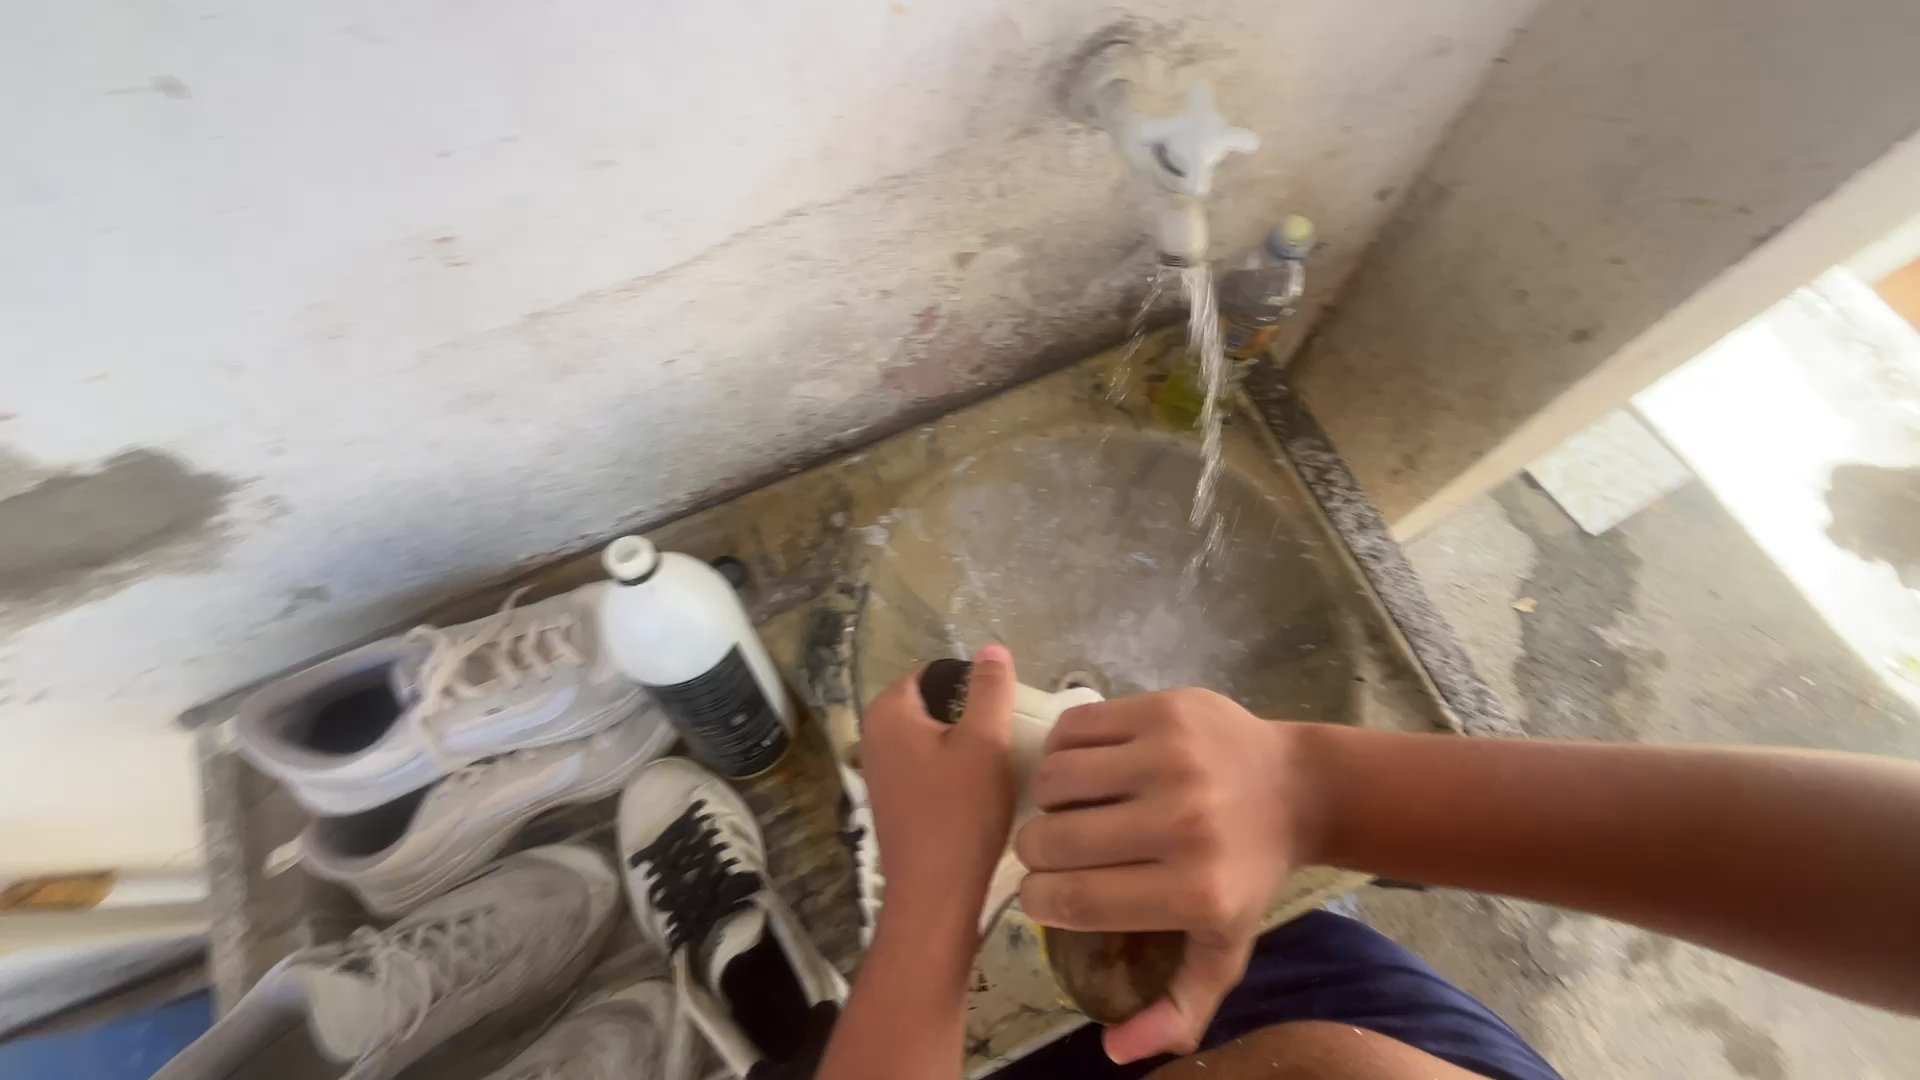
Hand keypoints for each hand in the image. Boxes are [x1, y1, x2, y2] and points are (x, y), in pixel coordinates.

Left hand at [860, 645, 1019, 935]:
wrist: (935, 897)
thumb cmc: (960, 813)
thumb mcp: (985, 741)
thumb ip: (990, 688)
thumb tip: (991, 649)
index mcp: (888, 711)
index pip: (937, 672)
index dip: (974, 686)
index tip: (1004, 713)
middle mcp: (873, 735)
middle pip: (934, 704)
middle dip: (971, 715)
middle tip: (1006, 738)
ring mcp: (879, 770)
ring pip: (933, 737)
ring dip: (966, 745)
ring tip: (998, 765)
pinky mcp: (892, 800)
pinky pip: (927, 766)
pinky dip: (953, 771)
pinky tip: (979, 792)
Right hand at [1014, 689, 1319, 1062]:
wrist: (1295, 784)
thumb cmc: (1248, 869)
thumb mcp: (1225, 945)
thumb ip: (1177, 1007)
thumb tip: (1114, 1051)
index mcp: (1194, 891)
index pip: (1077, 900)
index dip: (1039, 899)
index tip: (1040, 892)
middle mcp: (1182, 821)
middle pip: (1056, 838)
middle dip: (1035, 849)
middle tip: (1049, 848)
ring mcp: (1170, 757)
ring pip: (1055, 776)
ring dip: (1046, 796)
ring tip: (1064, 805)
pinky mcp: (1161, 708)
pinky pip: (1073, 726)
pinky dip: (1061, 748)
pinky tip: (1079, 765)